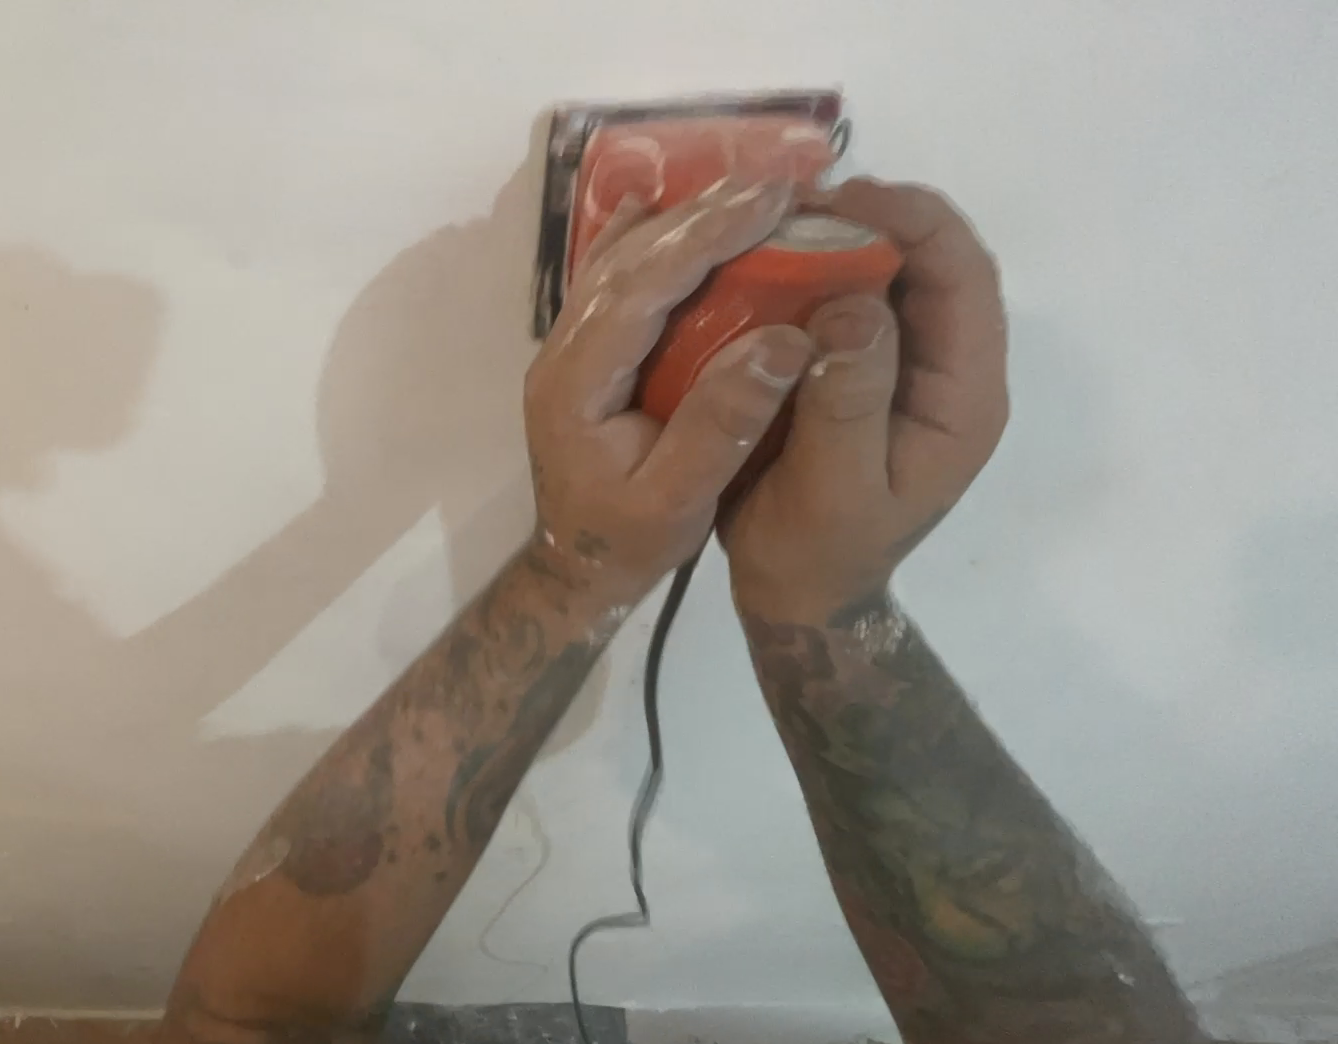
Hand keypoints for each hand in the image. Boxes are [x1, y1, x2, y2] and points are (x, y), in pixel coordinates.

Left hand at [523, 177, 818, 609]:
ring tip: (743, 193)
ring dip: (674, 224)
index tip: (770, 199)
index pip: (636, 292)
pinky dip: (644, 246)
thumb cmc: (626, 540)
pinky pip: (608, 286)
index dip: (701, 239)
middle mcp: (559, 358)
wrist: (577, 562)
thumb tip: (785, 343)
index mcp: (574, 387)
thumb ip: (721, 426)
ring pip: (611, 268)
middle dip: (696, 218)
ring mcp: (563, 355)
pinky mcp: (579, 359)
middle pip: (621, 266)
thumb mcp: (678, 501)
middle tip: (774, 182)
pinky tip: (669, 217)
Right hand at [720, 179, 1008, 622]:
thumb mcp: (834, 489)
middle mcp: (938, 373)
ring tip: (770, 231)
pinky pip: (838, 318)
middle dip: (870, 223)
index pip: (963, 280)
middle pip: (927, 269)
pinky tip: (757, 280)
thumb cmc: (817, 552)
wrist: (796, 593)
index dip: (915, 224)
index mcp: (960, 397)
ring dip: (833, 250)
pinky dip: (804, 289)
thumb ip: (849, 404)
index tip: (843, 198)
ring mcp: (893, 376)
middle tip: (791, 207)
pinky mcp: (850, 382)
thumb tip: (850, 305)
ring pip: (881, 286)